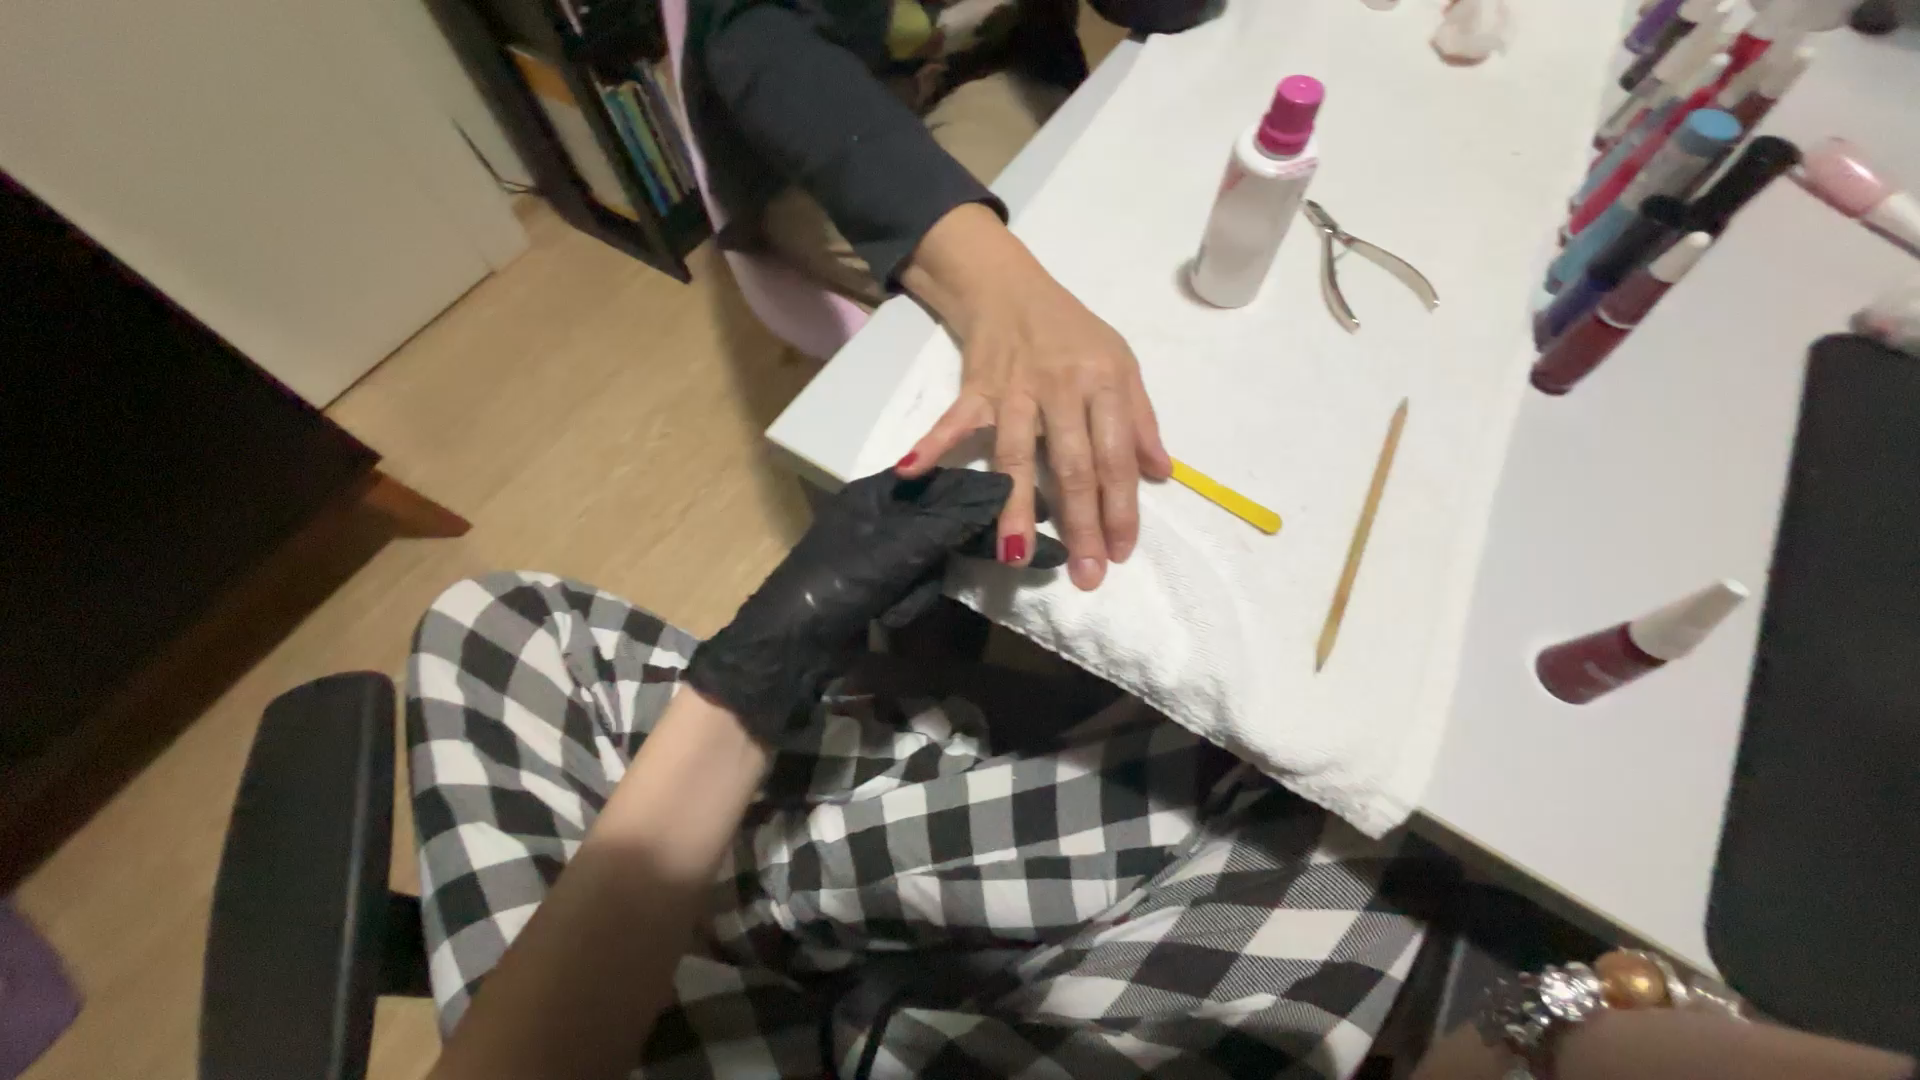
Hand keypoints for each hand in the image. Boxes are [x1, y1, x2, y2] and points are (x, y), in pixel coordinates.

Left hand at [684, 467, 1064, 735]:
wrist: (787, 647)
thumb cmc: (836, 583)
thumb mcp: (896, 548)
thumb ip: (949, 520)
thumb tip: (1005, 490)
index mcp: (875, 493)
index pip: (944, 480)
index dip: (985, 492)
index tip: (1029, 502)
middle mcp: (878, 516)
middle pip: (942, 519)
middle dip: (970, 541)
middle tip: (1019, 553)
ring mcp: (877, 555)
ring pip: (933, 556)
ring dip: (931, 582)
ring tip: (920, 597)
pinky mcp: (878, 587)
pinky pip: (916, 584)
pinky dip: (915, 599)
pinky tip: (896, 615)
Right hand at [897, 204, 1170, 590]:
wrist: (1012, 288)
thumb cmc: (1073, 333)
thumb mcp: (1121, 364)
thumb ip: (1139, 420)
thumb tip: (1161, 474)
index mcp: (1103, 383)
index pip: (1115, 456)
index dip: (1120, 507)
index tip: (1121, 552)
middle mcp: (1060, 389)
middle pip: (1071, 465)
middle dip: (1079, 524)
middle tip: (1085, 574)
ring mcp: (1014, 390)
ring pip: (1016, 455)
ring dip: (1015, 506)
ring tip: (1015, 556)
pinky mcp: (976, 389)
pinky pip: (954, 421)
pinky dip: (932, 444)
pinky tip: (910, 472)